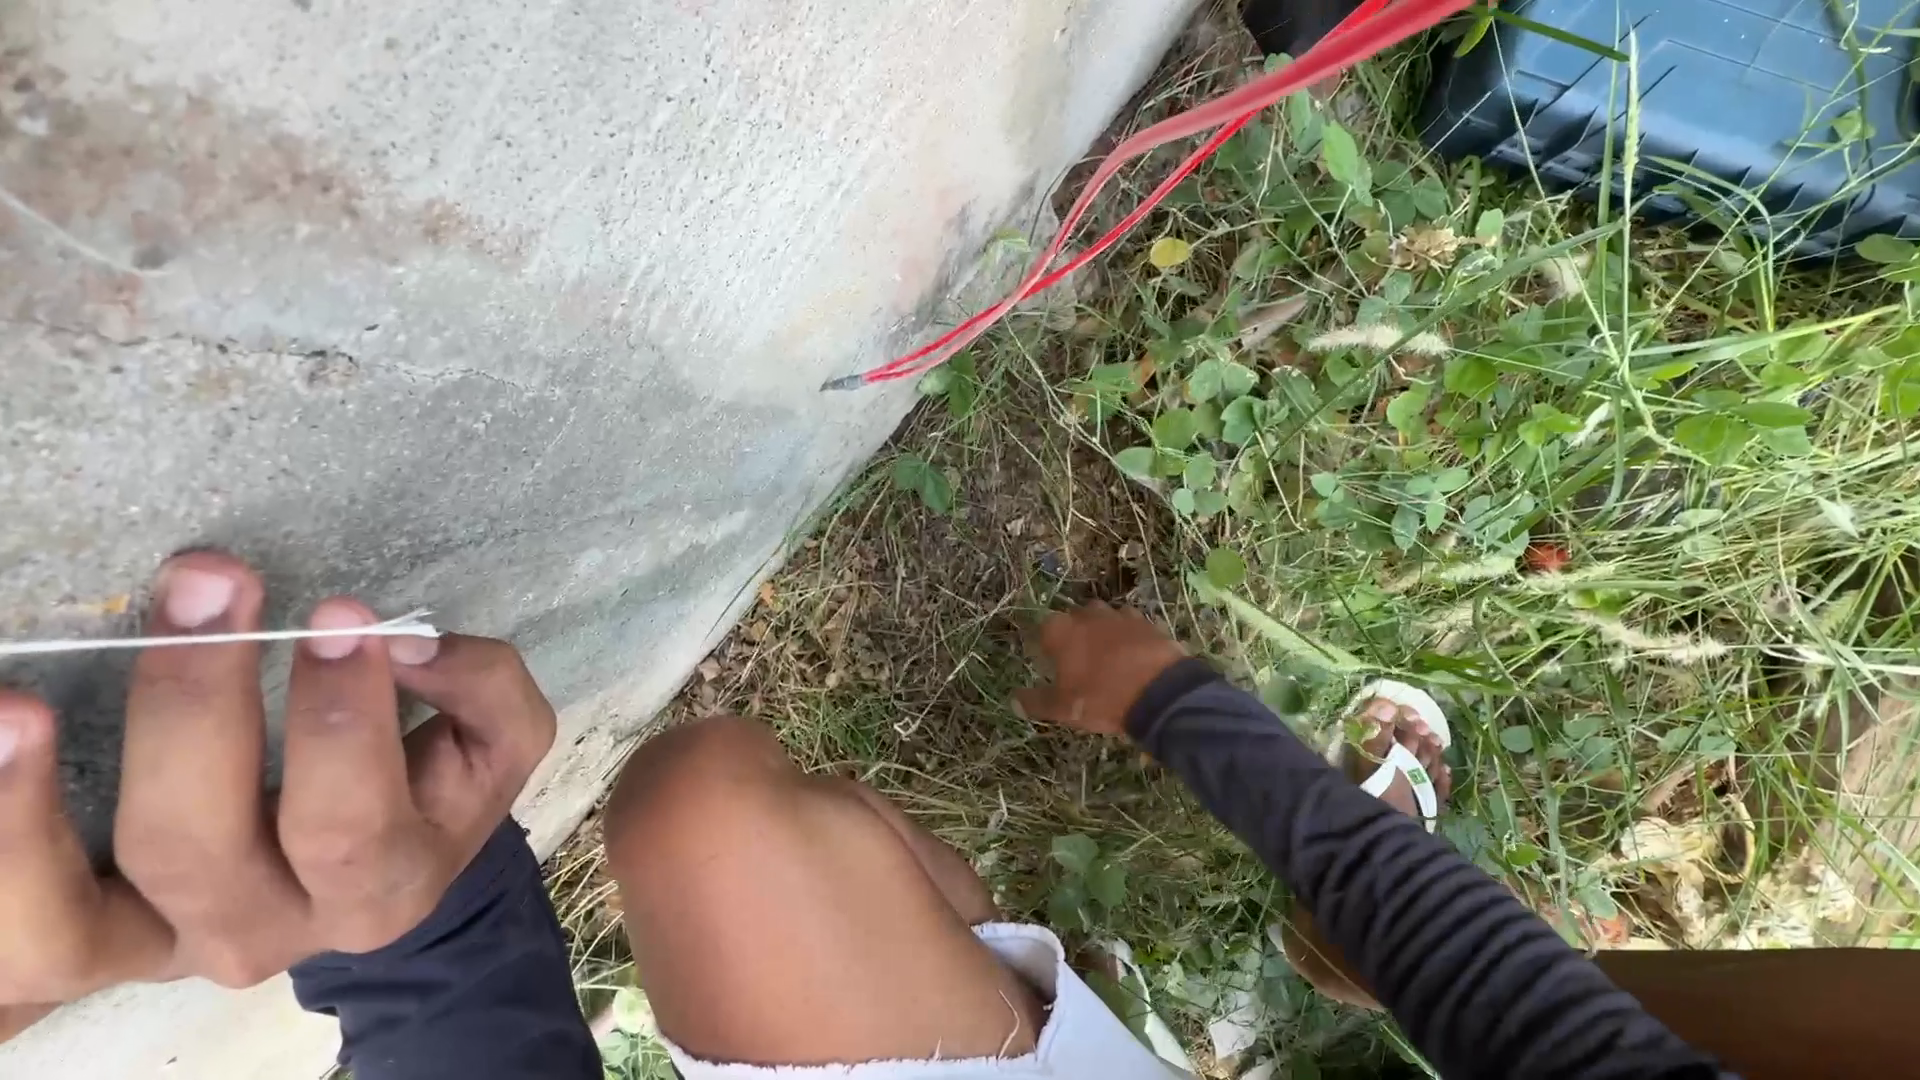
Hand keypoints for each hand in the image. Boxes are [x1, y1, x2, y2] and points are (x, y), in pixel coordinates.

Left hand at [0, 551, 556, 1013]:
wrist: (385, 870)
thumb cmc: (445, 786)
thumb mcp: (503, 736)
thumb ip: (480, 685)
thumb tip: (399, 642)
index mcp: (386, 883)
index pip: (349, 816)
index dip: (339, 717)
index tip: (340, 612)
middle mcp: (273, 933)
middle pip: (203, 847)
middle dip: (199, 705)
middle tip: (212, 583)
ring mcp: (164, 952)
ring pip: (65, 921)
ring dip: (25, 810)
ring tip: (20, 700)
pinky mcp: (85, 955)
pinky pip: (6, 951)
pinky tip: (1, 743)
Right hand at [1014, 601, 1186, 736]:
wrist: (1160, 692)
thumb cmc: (1101, 697)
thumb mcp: (1063, 708)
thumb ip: (1036, 702)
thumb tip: (1013, 701)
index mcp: (1060, 629)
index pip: (1043, 631)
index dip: (1046, 649)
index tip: (1051, 667)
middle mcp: (1087, 614)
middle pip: (1074, 620)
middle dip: (1074, 636)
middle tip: (1080, 665)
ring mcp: (1119, 615)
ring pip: (1103, 619)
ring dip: (1102, 633)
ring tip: (1108, 660)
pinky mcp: (1147, 622)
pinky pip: (1131, 626)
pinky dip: (1129, 637)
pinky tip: (1133, 657)